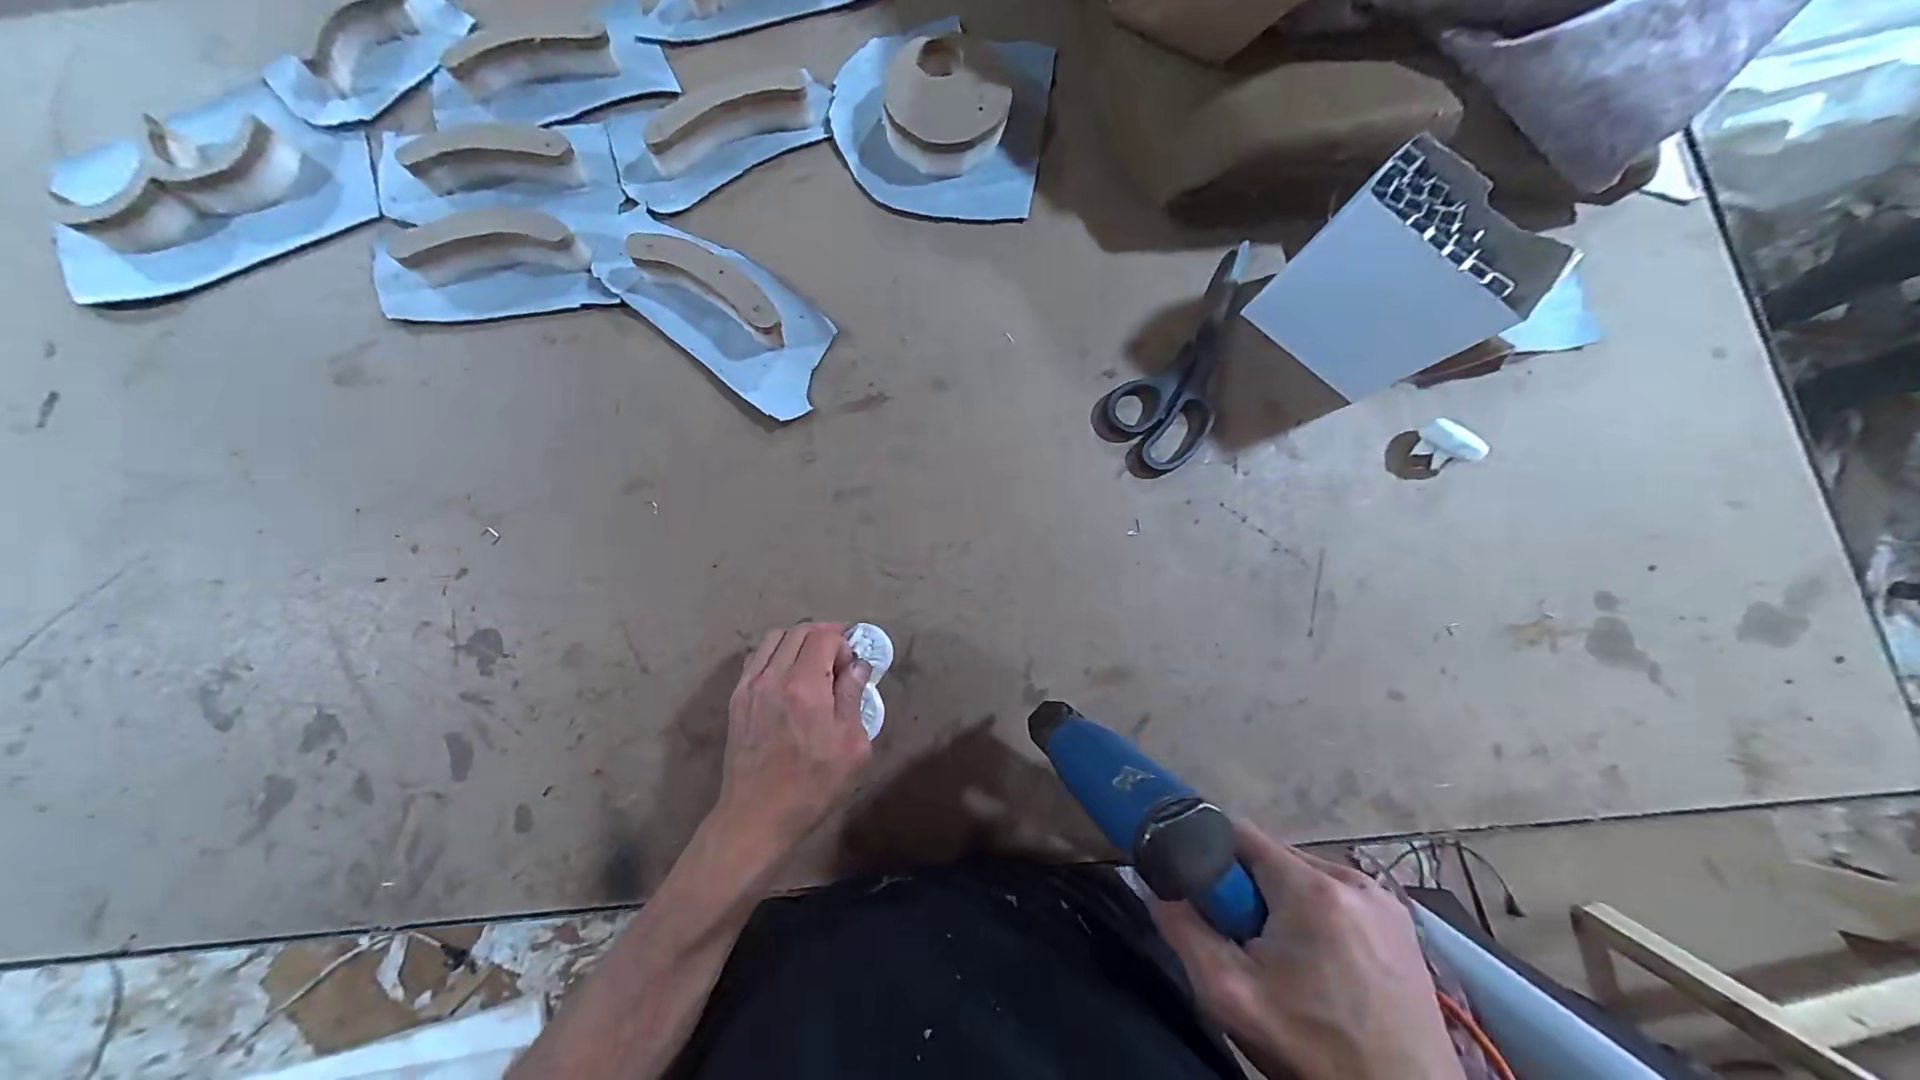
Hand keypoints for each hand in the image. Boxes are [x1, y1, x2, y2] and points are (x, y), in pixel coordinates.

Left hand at [713, 623, 873, 855]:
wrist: (757, 817)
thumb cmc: (812, 786)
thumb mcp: (852, 747)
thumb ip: (853, 698)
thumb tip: (857, 667)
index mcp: (804, 686)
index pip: (824, 638)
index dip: (843, 643)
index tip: (852, 665)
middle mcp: (772, 677)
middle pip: (798, 631)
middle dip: (823, 636)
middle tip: (839, 659)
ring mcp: (749, 686)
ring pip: (774, 639)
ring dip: (798, 642)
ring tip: (814, 663)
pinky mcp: (736, 699)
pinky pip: (756, 658)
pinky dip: (776, 654)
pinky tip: (789, 676)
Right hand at [1149, 821, 1464, 1079]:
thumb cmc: (1312, 1048)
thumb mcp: (1230, 994)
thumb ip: (1183, 931)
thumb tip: (1155, 886)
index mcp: (1311, 887)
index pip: (1239, 833)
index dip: (1210, 855)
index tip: (1203, 895)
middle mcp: (1352, 878)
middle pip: (1272, 856)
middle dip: (1247, 887)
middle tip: (1241, 938)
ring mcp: (1384, 900)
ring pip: (1305, 875)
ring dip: (1282, 901)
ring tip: (1282, 958)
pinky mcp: (1402, 924)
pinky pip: (1338, 897)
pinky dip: (1317, 916)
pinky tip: (1320, 964)